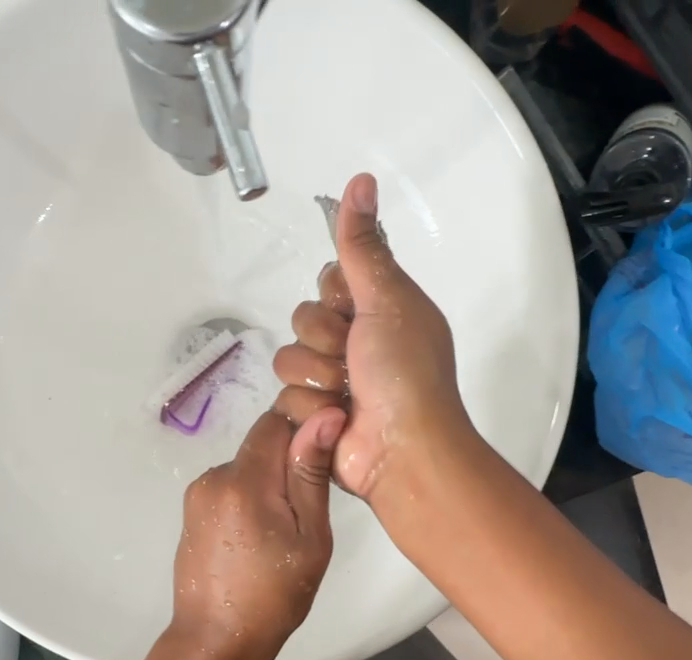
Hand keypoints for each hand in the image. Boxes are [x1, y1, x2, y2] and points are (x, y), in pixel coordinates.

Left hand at [170, 407, 345, 659]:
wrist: (217, 639)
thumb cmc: (274, 596)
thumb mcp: (310, 538)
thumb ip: (312, 474)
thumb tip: (326, 414)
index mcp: (244, 481)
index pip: (276, 420)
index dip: (305, 426)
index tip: (327, 454)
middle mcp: (214, 477)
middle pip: (261, 444)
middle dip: (289, 462)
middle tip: (309, 509)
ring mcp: (198, 494)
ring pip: (248, 467)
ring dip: (271, 484)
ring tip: (284, 531)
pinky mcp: (192, 511)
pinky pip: (232, 488)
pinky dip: (252, 499)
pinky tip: (260, 537)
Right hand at [272, 172, 476, 505]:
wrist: (403, 448)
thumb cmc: (405, 372)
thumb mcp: (386, 298)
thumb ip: (363, 245)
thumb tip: (360, 179)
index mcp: (377, 310)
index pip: (328, 281)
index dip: (336, 295)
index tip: (357, 311)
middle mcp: (354, 343)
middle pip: (302, 319)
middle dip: (325, 340)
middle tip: (355, 360)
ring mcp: (333, 383)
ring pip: (289, 360)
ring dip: (318, 378)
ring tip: (349, 395)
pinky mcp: (314, 417)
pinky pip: (287, 399)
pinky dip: (313, 410)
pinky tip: (338, 420)